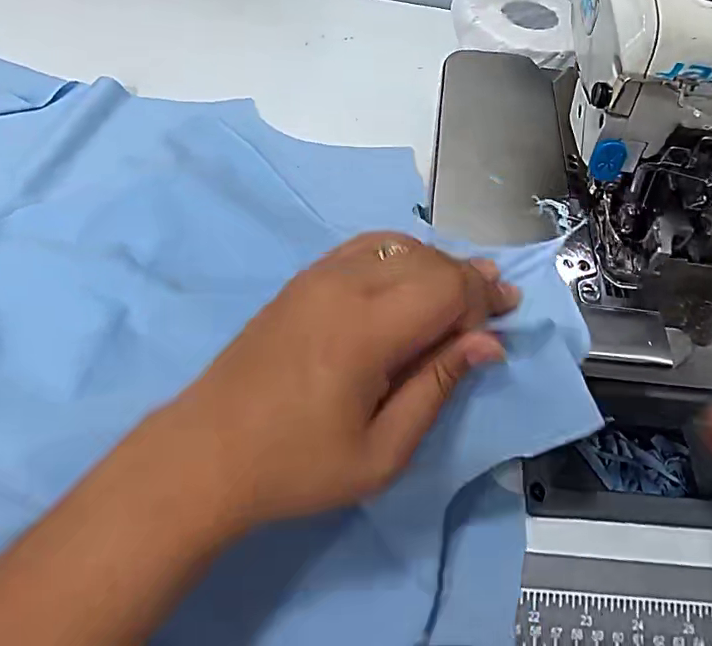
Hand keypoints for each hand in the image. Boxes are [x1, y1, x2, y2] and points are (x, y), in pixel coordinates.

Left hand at [162, 232, 518, 528]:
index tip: (504, 321)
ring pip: (399, 245)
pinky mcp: (304, 277)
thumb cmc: (296, 465)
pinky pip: (366, 246)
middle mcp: (344, 285)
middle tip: (497, 303)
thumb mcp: (381, 451)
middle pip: (427, 259)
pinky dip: (400, 254)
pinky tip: (410, 278)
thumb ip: (437, 387)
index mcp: (366, 328)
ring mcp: (320, 274)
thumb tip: (488, 343)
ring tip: (461, 292)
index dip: (482, 299)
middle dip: (468, 279)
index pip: (445, 285)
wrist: (207, 452)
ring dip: (436, 264)